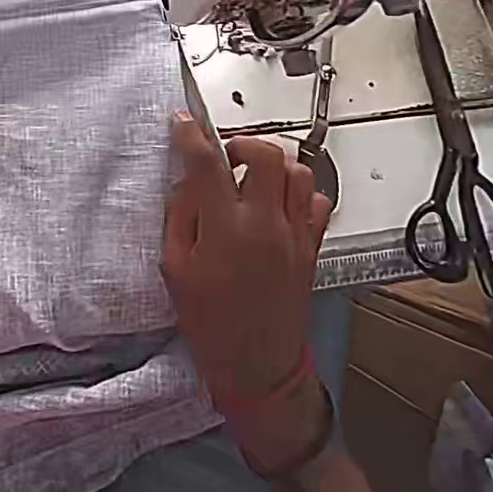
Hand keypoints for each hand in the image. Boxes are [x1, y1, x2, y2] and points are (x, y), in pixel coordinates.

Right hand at [161, 114, 333, 469]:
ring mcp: (294, 234)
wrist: (258, 369)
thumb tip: (186, 182)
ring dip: (273, 164)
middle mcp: (265, 224)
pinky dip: (299, 192)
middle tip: (226, 156)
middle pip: (266, 154)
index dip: (191, 135)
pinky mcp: (313, 247)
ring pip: (297, 172)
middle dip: (242, 142)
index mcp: (224, 229)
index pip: (208, 163)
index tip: (182, 122)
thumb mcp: (175, 269)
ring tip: (252, 178)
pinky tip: (278, 204)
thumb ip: (179, 217)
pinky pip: (317, 202)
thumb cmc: (210, 323)